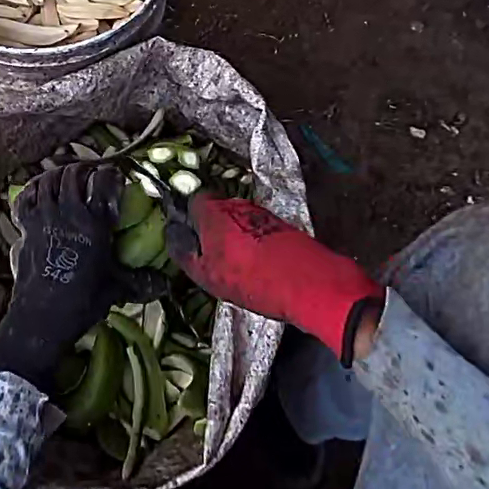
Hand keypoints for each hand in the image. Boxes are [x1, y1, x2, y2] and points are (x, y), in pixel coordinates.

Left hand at [0, 163, 165, 393]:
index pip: (103, 182)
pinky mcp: (25, 226)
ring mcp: (42, 216)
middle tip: (92, 172)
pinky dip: (34, 189)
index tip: (116, 174)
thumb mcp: (118, 288)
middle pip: (73, 173)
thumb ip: (142, 281)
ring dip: (60, 174)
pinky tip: (41, 192)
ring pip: (48, 180)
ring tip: (69, 178)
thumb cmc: (83, 300)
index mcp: (93, 223)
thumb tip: (166, 284)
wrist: (42, 315)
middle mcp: (67, 213)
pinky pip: (26, 196)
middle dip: (84, 168)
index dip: (111, 173)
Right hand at [167, 194, 383, 364]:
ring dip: (234, 238)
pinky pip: (257, 231)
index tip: (189, 239)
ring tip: (238, 267)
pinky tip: (259, 268)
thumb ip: (184, 252)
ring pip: (237, 222)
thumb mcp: (207, 275)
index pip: (192, 201)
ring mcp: (263, 214)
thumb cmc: (253, 280)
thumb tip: (172, 234)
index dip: (188, 218)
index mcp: (213, 212)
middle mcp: (237, 205)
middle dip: (211, 230)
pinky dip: (255, 245)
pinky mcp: (283, 226)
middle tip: (212, 258)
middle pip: (215, 211)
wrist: (316, 287)